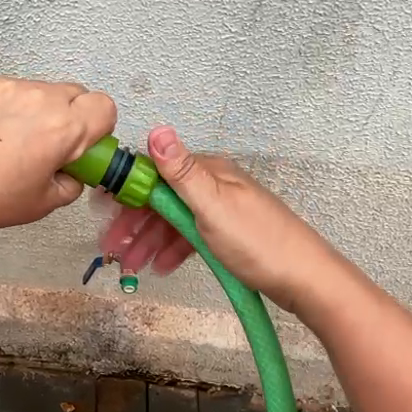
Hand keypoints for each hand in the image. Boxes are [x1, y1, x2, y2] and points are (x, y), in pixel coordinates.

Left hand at [0, 74, 117, 240]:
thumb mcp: (47, 202)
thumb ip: (73, 180)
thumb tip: (73, 168)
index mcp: (65, 128)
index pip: (105, 106)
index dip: (98, 126)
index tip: (84, 143)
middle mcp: (41, 99)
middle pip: (76, 93)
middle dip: (71, 116)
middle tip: (49, 144)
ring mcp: (9, 86)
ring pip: (41, 90)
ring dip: (37, 109)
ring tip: (11, 141)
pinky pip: (10, 88)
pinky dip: (8, 105)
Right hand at [97, 126, 331, 309]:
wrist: (309, 283)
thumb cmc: (260, 244)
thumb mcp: (212, 206)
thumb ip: (181, 171)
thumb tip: (158, 129)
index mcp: (209, 172)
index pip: (156, 171)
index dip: (127, 189)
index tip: (101, 208)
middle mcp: (214, 184)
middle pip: (162, 197)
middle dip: (133, 222)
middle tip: (110, 247)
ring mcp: (223, 209)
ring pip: (174, 220)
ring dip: (148, 240)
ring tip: (130, 265)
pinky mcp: (230, 234)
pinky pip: (191, 235)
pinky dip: (172, 249)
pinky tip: (161, 266)